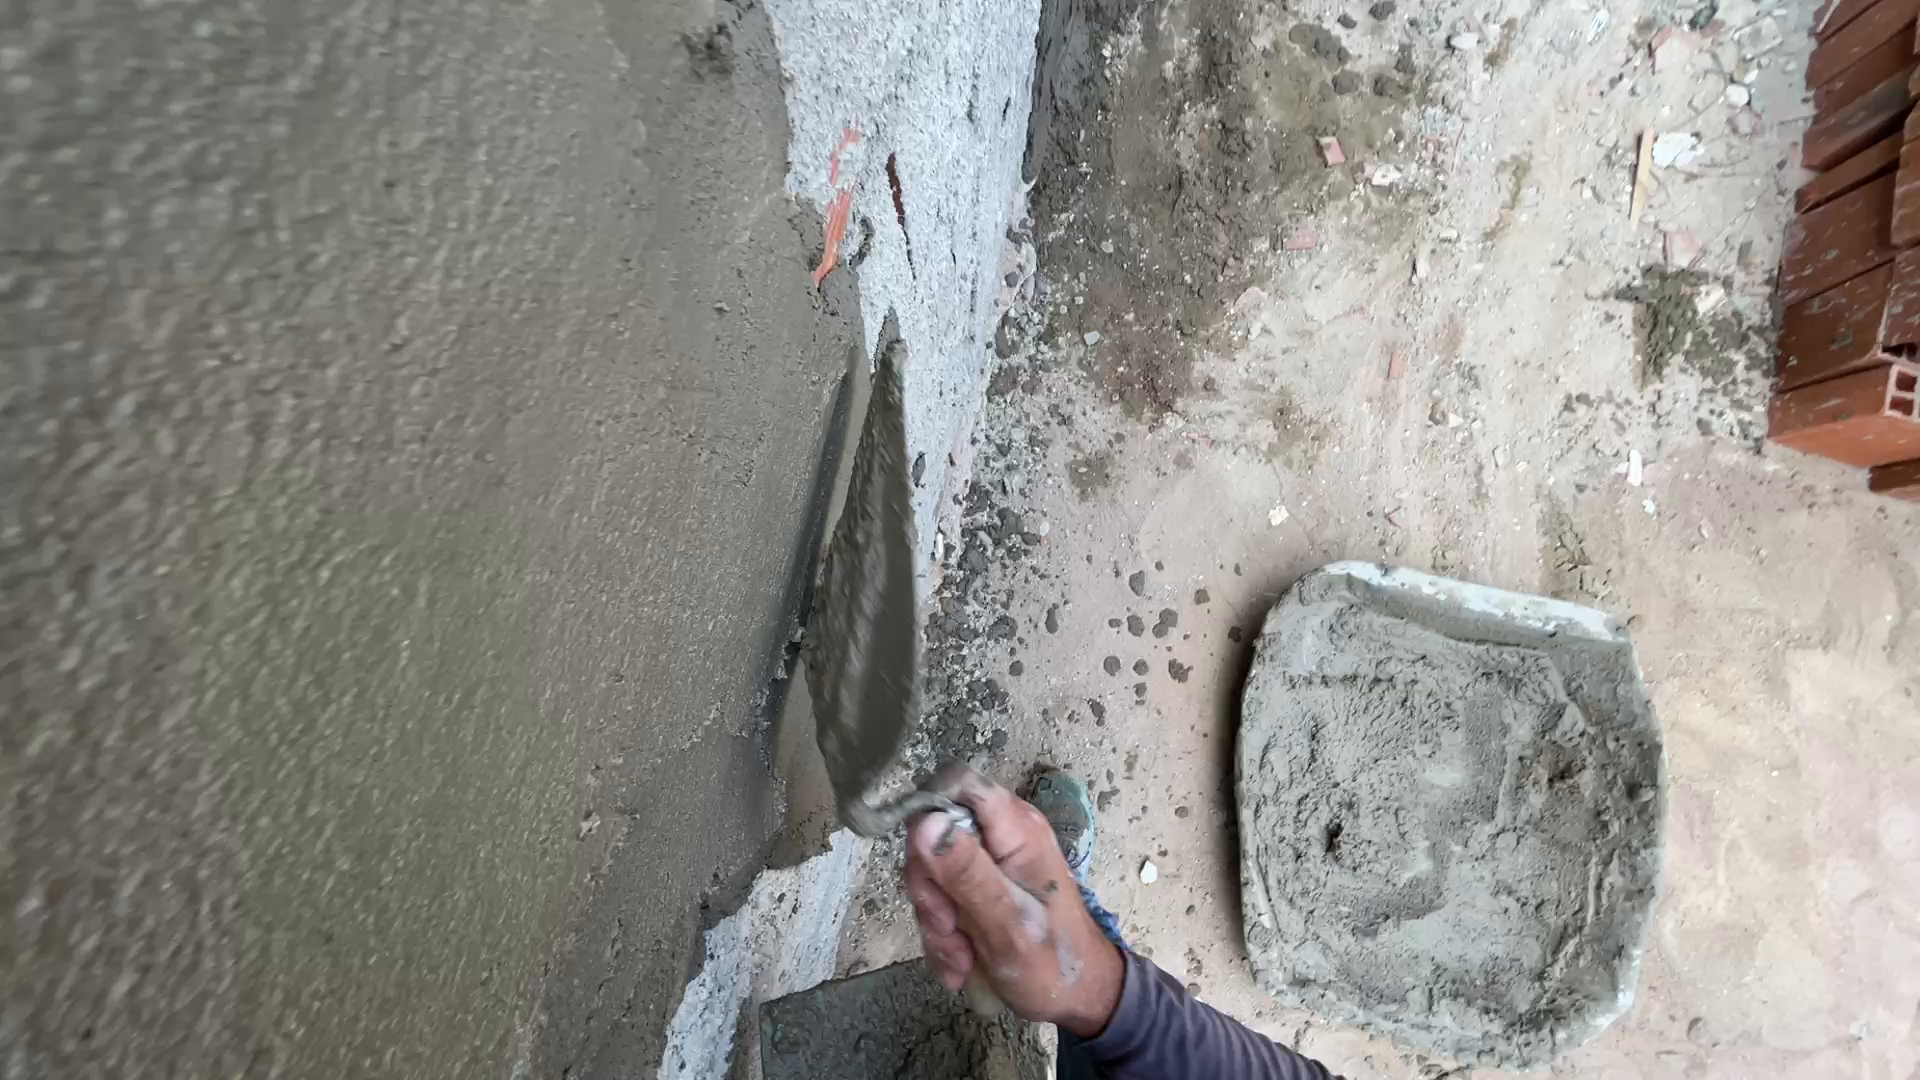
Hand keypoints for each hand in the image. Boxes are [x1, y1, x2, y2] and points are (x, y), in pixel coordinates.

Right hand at [904, 766, 1124, 1037]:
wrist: (1076, 999)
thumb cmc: (1053, 963)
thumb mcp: (1008, 924)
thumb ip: (967, 872)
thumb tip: (924, 822)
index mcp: (1016, 827)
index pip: (959, 783)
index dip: (929, 811)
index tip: (923, 864)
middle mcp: (999, 832)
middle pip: (933, 829)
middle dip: (930, 885)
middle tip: (947, 926)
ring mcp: (987, 858)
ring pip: (930, 867)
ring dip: (935, 918)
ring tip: (960, 956)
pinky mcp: (976, 884)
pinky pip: (938, 895)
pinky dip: (942, 932)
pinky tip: (960, 961)